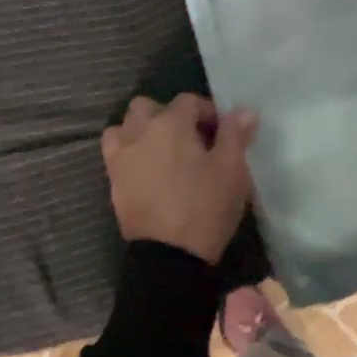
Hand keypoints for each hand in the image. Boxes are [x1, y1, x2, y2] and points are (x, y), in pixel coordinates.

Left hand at [102, 94, 258, 263]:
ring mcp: (121, 156)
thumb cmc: (205, 207)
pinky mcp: (113, 180)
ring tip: (163, 152)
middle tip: (190, 140)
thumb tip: (243, 111)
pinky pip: (116, 153)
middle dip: (169, 116)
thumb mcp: (232, 170)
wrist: (169, 255)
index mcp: (170, 123)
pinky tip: (147, 170)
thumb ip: (235, 135)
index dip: (209, 113)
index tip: (223, 135)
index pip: (189, 101)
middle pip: (148, 106)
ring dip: (142, 131)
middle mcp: (139, 131)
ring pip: (125, 127)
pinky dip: (129, 152)